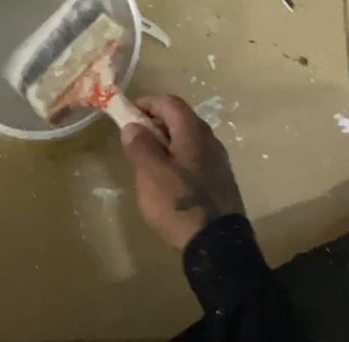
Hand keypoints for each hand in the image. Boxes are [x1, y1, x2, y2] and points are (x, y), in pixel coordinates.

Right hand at [121, 94, 245, 250]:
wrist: (218, 244)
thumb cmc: (181, 204)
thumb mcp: (152, 174)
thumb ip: (141, 146)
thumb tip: (133, 125)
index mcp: (193, 131)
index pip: (170, 103)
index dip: (148, 103)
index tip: (128, 113)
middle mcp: (209, 139)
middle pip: (181, 119)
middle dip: (156, 122)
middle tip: (135, 138)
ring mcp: (217, 160)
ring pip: (188, 139)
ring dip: (167, 142)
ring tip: (147, 160)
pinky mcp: (220, 180)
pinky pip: (195, 157)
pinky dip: (178, 157)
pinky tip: (168, 179)